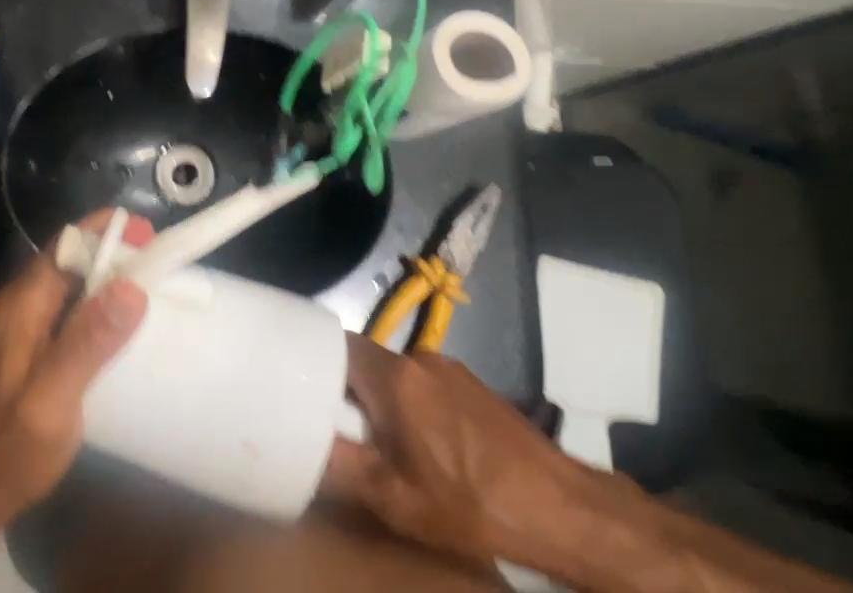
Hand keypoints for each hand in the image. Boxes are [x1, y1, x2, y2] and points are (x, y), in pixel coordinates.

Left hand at [0, 212, 148, 524]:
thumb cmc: (8, 450)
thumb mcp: (52, 400)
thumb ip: (88, 342)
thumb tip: (131, 286)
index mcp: (18, 308)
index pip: (63, 248)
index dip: (104, 233)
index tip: (148, 233)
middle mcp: (13, 310)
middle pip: (67, 264)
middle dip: (112, 256)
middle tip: (162, 264)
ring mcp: (15, 332)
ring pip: (66, 289)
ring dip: (105, 283)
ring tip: (151, 291)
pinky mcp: (22, 355)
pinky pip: (62, 315)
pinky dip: (94, 310)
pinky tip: (119, 331)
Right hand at [323, 335, 595, 566]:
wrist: (557, 506)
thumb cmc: (467, 502)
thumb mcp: (391, 497)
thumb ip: (338, 464)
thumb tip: (298, 441)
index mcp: (396, 378)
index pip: (338, 347)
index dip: (313, 364)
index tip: (295, 389)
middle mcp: (422, 359)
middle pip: (366, 363)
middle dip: (347, 393)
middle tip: (335, 431)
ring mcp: (453, 370)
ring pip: (396, 376)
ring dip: (381, 403)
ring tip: (377, 445)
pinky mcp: (474, 386)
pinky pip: (424, 386)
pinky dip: (410, 408)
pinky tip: (420, 446)